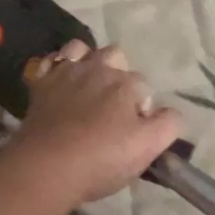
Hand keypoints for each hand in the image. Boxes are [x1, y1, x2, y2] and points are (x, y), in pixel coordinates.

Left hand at [4, 40, 182, 203]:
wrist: (47, 166)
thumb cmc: (100, 159)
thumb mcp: (146, 148)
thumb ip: (168, 125)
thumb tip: (172, 112)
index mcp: (126, 83)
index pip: (143, 85)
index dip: (142, 107)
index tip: (133, 131)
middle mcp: (99, 67)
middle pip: (116, 56)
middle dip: (118, 74)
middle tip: (112, 107)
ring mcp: (67, 71)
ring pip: (82, 49)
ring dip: (87, 61)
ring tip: (86, 86)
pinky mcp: (41, 81)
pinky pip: (50, 61)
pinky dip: (56, 67)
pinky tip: (59, 82)